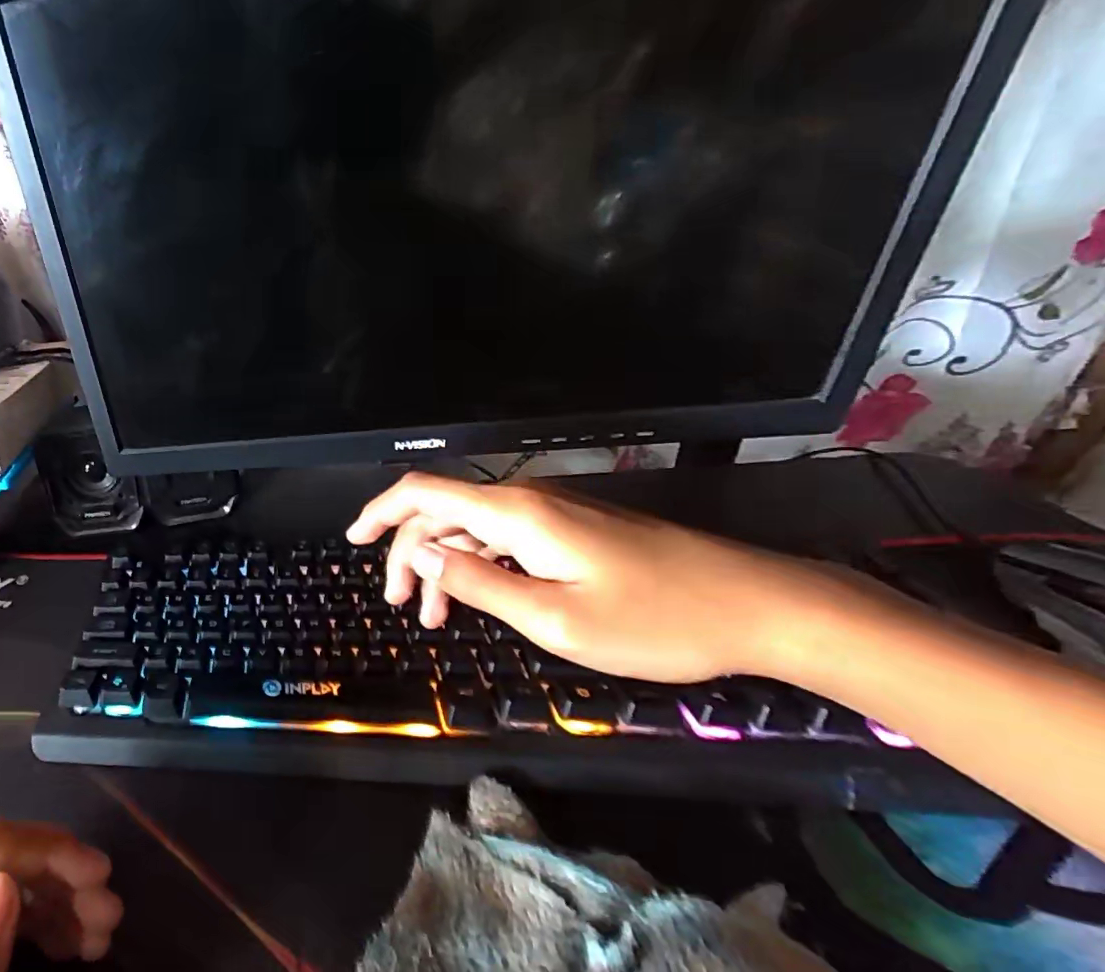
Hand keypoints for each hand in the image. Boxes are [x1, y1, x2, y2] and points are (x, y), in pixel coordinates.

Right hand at [346, 473, 898, 683]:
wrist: (759, 607)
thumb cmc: (655, 618)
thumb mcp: (554, 617)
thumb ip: (478, 584)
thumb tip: (422, 558)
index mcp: (514, 513)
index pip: (423, 493)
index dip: (379, 511)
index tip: (352, 537)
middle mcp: (525, 501)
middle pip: (441, 514)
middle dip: (409, 555)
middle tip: (401, 607)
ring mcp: (551, 514)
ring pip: (472, 530)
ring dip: (443, 567)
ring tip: (433, 617)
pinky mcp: (571, 530)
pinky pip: (504, 540)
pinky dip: (478, 568)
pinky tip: (478, 599)